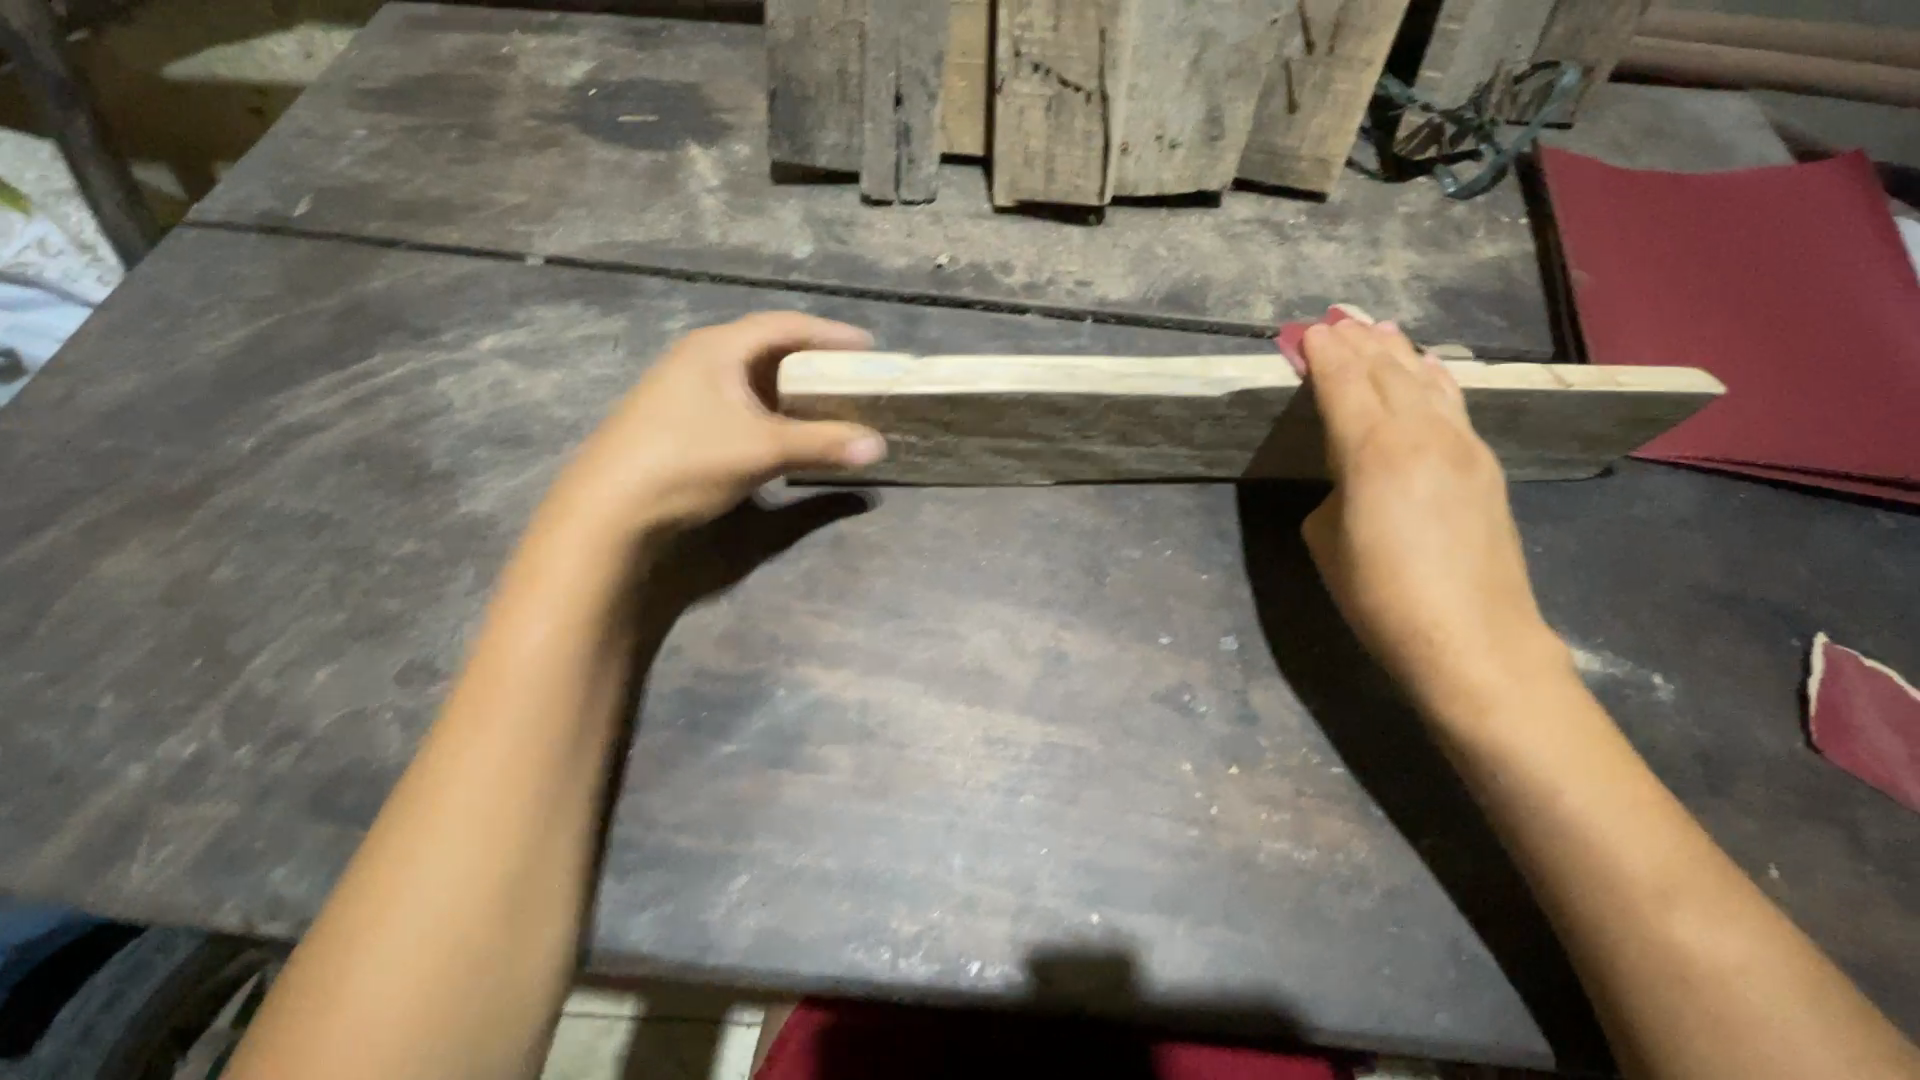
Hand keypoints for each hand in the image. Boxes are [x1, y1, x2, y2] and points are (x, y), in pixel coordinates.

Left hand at [550, 312, 886, 536]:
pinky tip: (781, 435)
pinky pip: (735, 403)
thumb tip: (878, 446)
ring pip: (749, 379)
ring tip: (825, 407)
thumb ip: (822, 444)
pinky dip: (767, 413)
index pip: (785, 325)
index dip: (830, 334)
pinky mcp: (676, 419)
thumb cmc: (687, 460)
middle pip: (767, 349)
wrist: (609, 506)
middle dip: (812, 363)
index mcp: (718, 347)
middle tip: (850, 378)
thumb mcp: (762, 450)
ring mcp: (683, 389)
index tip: (868, 348)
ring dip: (789, 392)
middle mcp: (699, 358)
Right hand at [1300, 318, 1569, 718]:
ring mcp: (1461, 444)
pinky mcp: (1485, 464)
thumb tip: (1352, 477)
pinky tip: (1428, 367)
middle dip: (1357, 341)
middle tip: (1336, 317)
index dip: (1323, 352)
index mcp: (1371, 449)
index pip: (1343, 381)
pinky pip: (1453, 402)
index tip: (1306, 330)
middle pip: (1385, 370)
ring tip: (1379, 328)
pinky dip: (1433, 377)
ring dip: (1398, 351)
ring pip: (1426, 379)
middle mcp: (1420, 432)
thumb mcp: (1327, 541)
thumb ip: (1335, 490)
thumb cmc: (1380, 597)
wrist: (1473, 638)